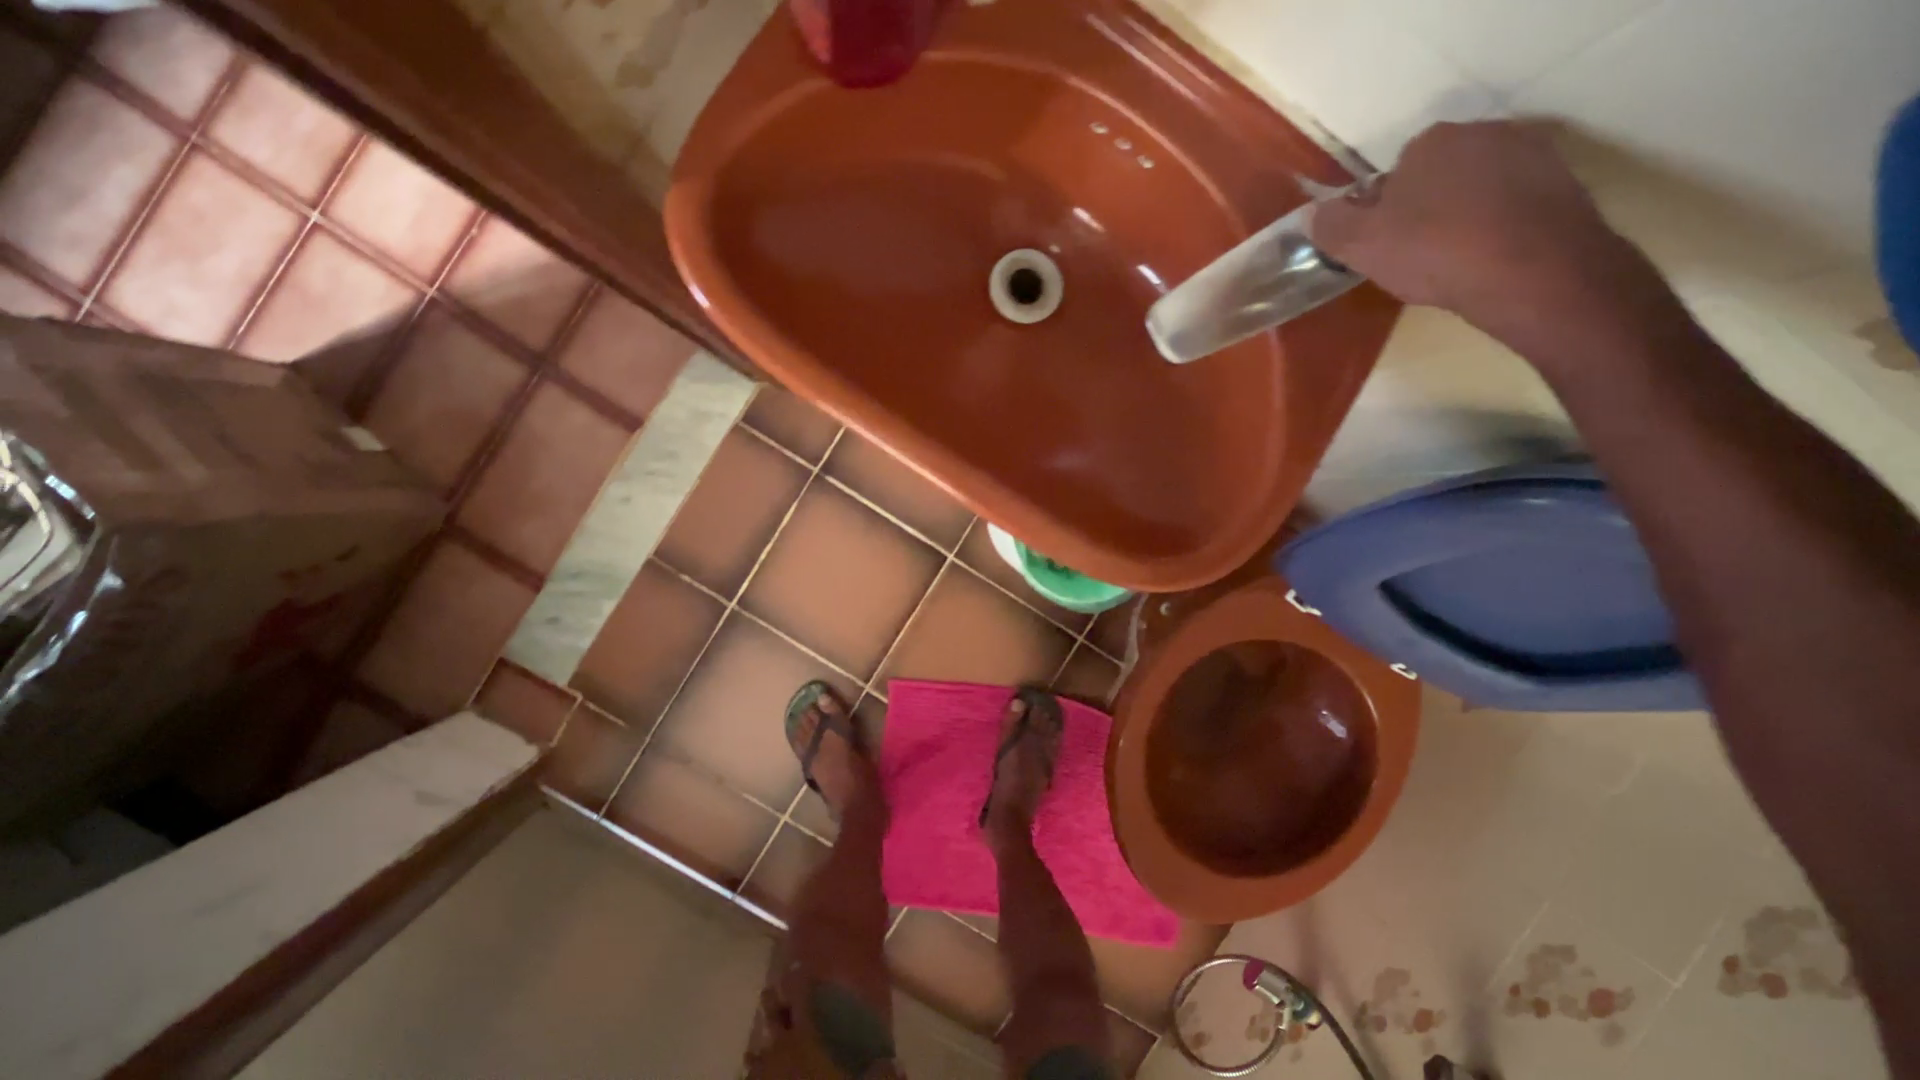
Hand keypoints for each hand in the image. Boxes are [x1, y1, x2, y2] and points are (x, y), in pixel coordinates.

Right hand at [1312, 121, 1649, 337]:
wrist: (1534, 271)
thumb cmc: (1436, 252)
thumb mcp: (1361, 247)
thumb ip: (1331, 226)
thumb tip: (1313, 213)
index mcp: (1430, 141)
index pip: (1397, 174)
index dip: (1389, 212)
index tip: (1391, 246)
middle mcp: (1483, 132)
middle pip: (1442, 175)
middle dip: (1432, 208)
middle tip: (1425, 256)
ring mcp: (1531, 154)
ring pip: (1482, 189)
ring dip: (1470, 217)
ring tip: (1464, 262)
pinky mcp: (1566, 183)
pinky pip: (1519, 204)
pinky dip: (1507, 226)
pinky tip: (1499, 261)